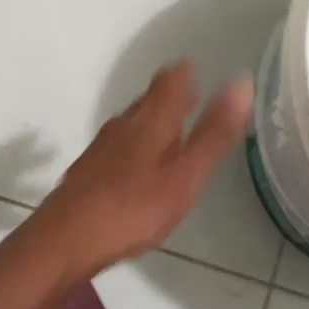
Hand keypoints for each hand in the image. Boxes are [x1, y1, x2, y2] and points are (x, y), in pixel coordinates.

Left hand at [30, 60, 252, 273]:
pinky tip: (141, 167)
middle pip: (149, 99)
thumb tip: (242, 82)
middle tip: (193, 96)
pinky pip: (120, 145)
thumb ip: (214, 132)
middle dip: (171, 95)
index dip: (185, 71)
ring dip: (154, 120)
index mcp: (151, 121)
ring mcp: (101, 148)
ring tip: (173, 129)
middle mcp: (123, 125)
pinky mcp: (88, 171)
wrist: (65, 241)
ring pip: (133, 122)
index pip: (170, 81)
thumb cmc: (133, 208)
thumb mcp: (185, 174)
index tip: (198, 68)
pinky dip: (138, 145)